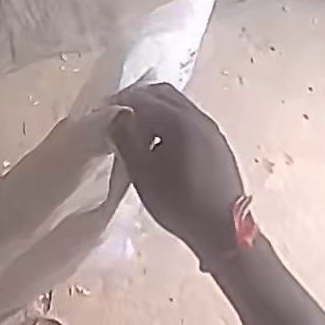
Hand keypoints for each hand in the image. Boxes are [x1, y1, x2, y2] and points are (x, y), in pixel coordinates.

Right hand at [109, 83, 246, 261]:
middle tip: (116, 117)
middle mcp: (198, 117)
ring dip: (153, 110)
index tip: (101, 113)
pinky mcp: (216, 142)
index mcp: (179, 120)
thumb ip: (125, 138)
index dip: (118, 102)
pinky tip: (158, 144)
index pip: (142, 98)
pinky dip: (168, 121)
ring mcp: (211, 129)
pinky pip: (187, 119)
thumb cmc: (179, 202)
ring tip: (135, 132)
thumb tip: (116, 116)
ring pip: (176, 105)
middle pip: (162, 93)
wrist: (224, 231)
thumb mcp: (142, 172)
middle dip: (137, 99)